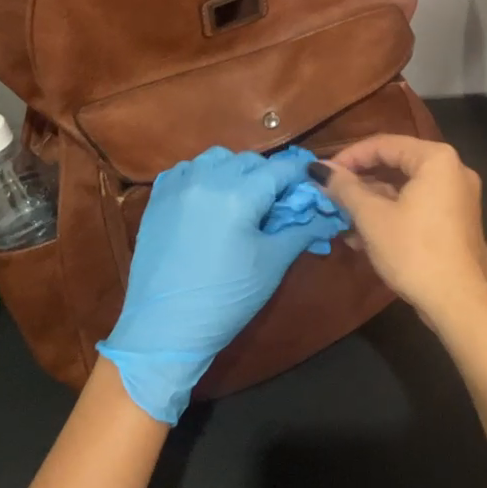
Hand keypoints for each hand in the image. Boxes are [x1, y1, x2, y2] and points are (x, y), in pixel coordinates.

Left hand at [98, 147, 346, 423]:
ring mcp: (179, 185)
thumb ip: (302, 230)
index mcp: (239, 195)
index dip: (301, 174)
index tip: (312, 184)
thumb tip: (328, 214)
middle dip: (268, 176)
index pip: (282, 168)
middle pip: (250, 161)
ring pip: (217, 158)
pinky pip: (188, 169)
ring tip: (239, 201)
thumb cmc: (226, 299)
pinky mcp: (158, 196)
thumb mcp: (272, 264)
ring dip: (235, 171)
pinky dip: (204, 176)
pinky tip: (208, 202)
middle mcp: (208, 178)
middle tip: (275, 205)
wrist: (165, 328)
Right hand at [316, 135, 486, 330]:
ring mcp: (458, 197)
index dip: (349, 157)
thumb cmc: (414, 251)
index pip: (384, 144)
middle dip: (360, 181)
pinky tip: (363, 235)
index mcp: (436, 158)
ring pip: (406, 188)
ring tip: (341, 216)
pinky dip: (392, 214)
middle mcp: (453, 170)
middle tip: (330, 194)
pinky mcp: (456, 221)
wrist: (459, 303)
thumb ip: (345, 188)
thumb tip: (318, 169)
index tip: (323, 174)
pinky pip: (418, 206)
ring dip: (373, 200)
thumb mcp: (372, 218)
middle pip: (396, 164)